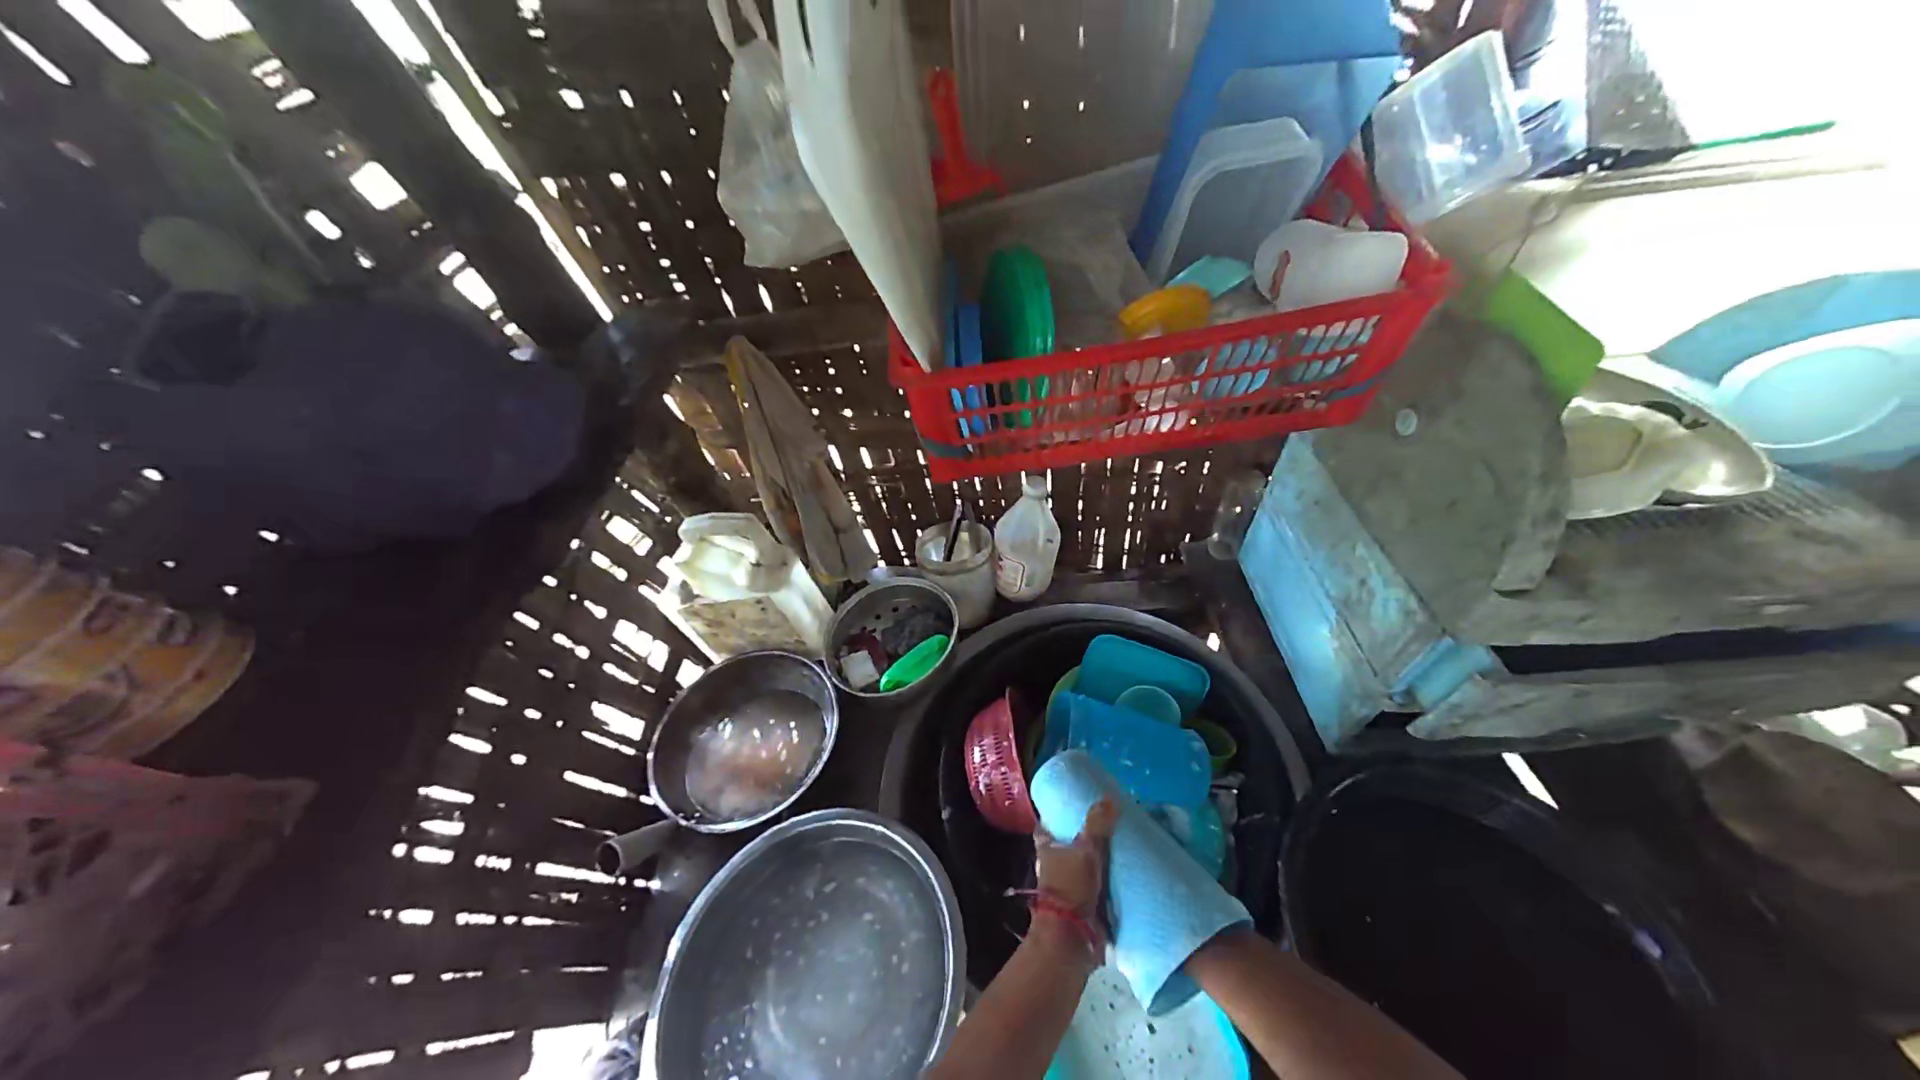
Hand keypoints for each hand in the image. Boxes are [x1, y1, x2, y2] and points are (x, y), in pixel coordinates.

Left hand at [1034, 796, 1118, 919]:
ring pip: (1082, 868)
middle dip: (1082, 840)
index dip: (1054, 817)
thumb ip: (1096, 826)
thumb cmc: (1070, 887)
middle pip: (1066, 847)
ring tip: (1122, 848)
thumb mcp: (1085, 851)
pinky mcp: (1085, 908)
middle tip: (1107, 825)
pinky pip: (1098, 889)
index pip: (1046, 827)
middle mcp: (1054, 868)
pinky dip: (1109, 884)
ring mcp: (1069, 889)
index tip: (1070, 806)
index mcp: (1047, 850)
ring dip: (1097, 863)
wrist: (1072, 938)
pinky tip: (1127, 876)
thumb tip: (1108, 796)